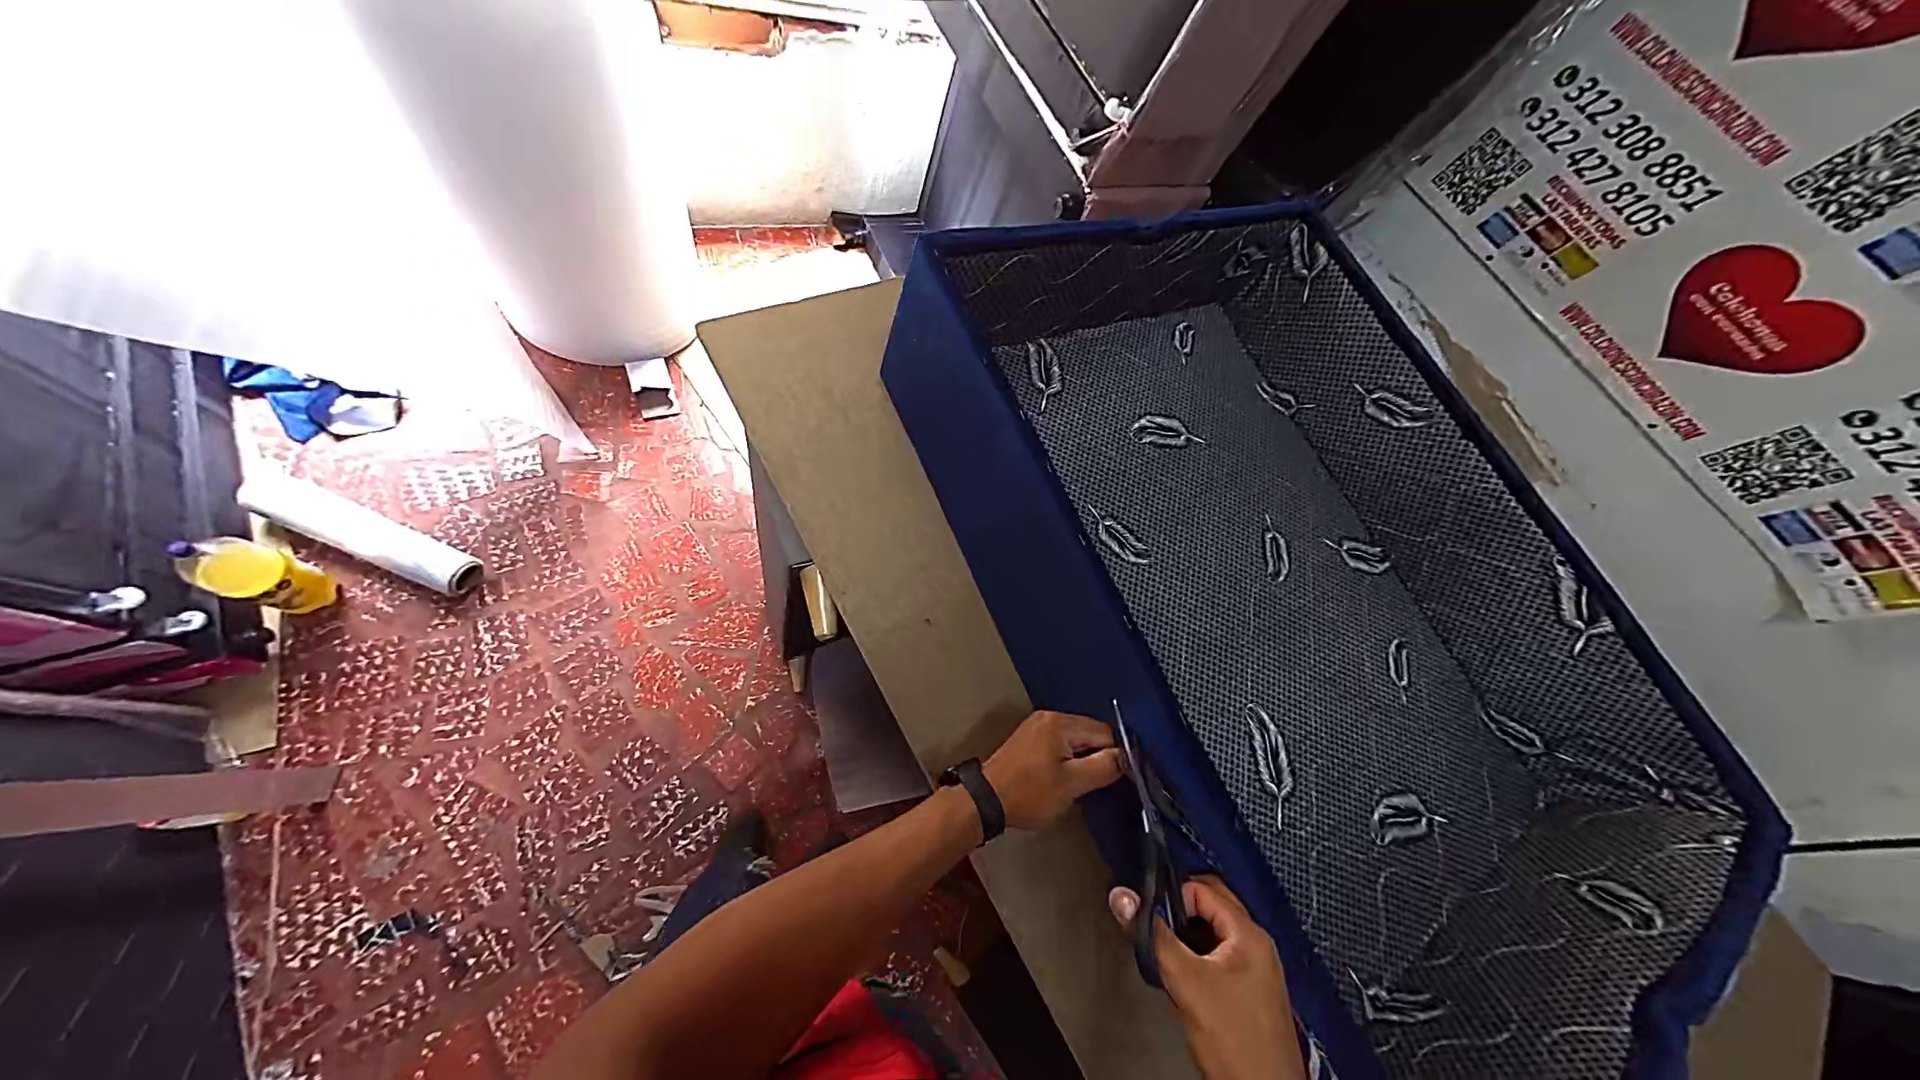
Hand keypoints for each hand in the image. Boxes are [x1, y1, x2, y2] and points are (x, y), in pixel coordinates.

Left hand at [981, 710, 1124, 830]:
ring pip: (1075, 740)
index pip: (1104, 732)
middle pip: (1089, 733)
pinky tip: (1063, 778)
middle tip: (1096, 784)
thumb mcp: (1071, 784)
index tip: (1118, 778)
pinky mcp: (1029, 740)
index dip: (1115, 755)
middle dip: (1097, 757)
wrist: (985, 800)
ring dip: (1081, 760)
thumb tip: (1126, 757)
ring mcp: (1036, 727)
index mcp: (1059, 723)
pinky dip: (1067, 759)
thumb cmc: (1029, 793)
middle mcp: (1048, 717)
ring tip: (1079, 784)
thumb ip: (1102, 767)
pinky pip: (1059, 744)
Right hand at [1110, 876, 1304, 1079]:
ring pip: (1214, 932)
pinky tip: (1185, 981)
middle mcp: (1258, 945)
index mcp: (1249, 935)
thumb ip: (1153, 936)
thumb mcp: (1185, 982)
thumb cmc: (1233, 1042)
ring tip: (1170, 958)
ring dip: (1188, 937)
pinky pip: (1221, 955)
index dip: (1173, 899)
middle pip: (1212, 906)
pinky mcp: (1252, 990)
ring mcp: (1258, 969)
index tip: (1154, 921)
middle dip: (1180, 913)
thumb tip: (1123, 898)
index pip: (1203, 889)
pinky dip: (1199, 957)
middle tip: (1158, 932)